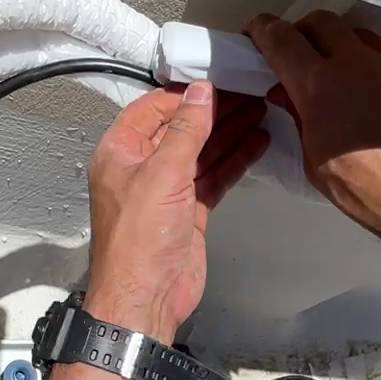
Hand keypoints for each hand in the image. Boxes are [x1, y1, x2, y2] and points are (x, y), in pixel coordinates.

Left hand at [84, 81, 268, 341]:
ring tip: (260, 111)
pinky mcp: (187, 210)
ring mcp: (166, 190)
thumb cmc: (138, 241)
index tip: (218, 82)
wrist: (145, 297)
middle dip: (215, 111)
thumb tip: (201, 93)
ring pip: (201, 151)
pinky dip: (234, 160)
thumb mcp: (162, 174)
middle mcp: (140, 167)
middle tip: (248, 94)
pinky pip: (212, 176)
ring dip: (229, 133)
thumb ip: (185, 130)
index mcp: (120, 152)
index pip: (153, 108)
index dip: (185, 94)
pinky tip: (256, 143)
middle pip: (180, 128)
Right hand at [245, 11, 380, 241]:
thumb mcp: (315, 161)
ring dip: (339, 46)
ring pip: (356, 34)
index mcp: (318, 86)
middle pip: (320, 22)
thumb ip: (299, 119)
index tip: (257, 34)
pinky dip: (372, 67)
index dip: (263, 30)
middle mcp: (355, 63)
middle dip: (302, 32)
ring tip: (338, 76)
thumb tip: (287, 95)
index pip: (281, 39)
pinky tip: (375, 97)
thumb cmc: (368, 190)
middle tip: (297, 56)